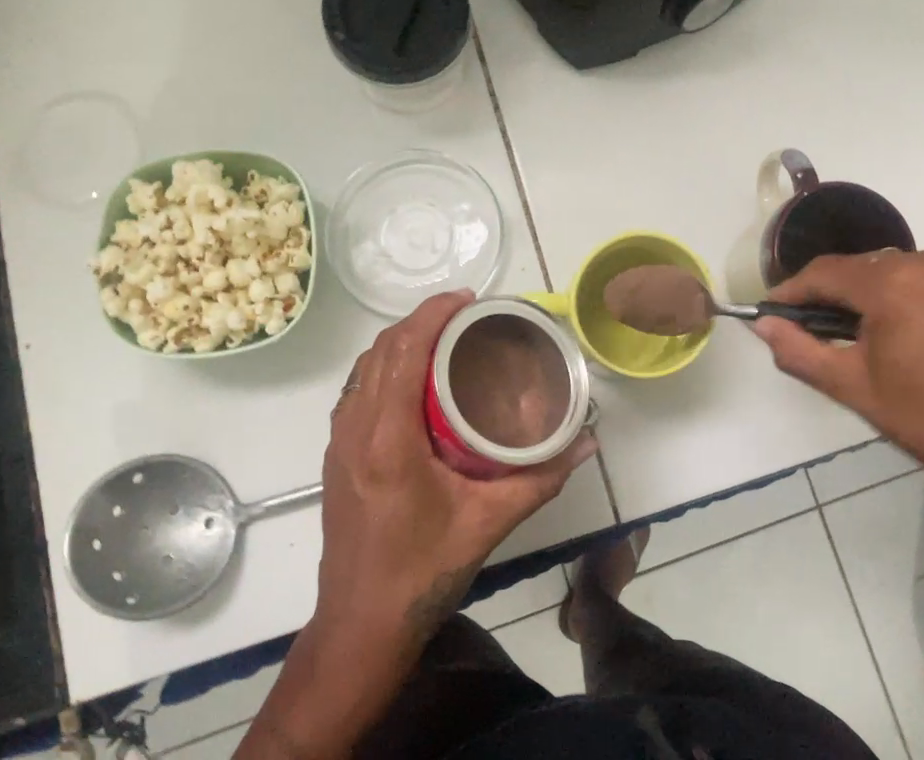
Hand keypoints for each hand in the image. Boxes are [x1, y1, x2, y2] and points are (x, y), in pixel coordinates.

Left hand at [316, 291, 597, 644]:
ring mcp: (339, 443)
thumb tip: (587, 442)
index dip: (432, 315)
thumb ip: (540, 478)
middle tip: (466, 317)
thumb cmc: (423, 571)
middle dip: (420, 323)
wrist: (362, 623)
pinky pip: (357, 393)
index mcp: (388, 439)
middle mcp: (355, 430)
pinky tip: (418, 386)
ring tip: (444, 342)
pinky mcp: (336, 458)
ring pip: (364, 371)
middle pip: (381, 352)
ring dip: (400, 345)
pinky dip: (385, 371)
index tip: (468, 300)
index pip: (404, 352)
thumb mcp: (489, 523)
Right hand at [751, 247, 923, 490]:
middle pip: (874, 268)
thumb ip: (799, 350)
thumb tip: (763, 323)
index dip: (796, 289)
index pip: (828, 272)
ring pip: (918, 268)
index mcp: (895, 284)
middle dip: (850, 295)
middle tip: (841, 332)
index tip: (778, 309)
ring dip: (899, 292)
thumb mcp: (853, 388)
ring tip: (900, 335)